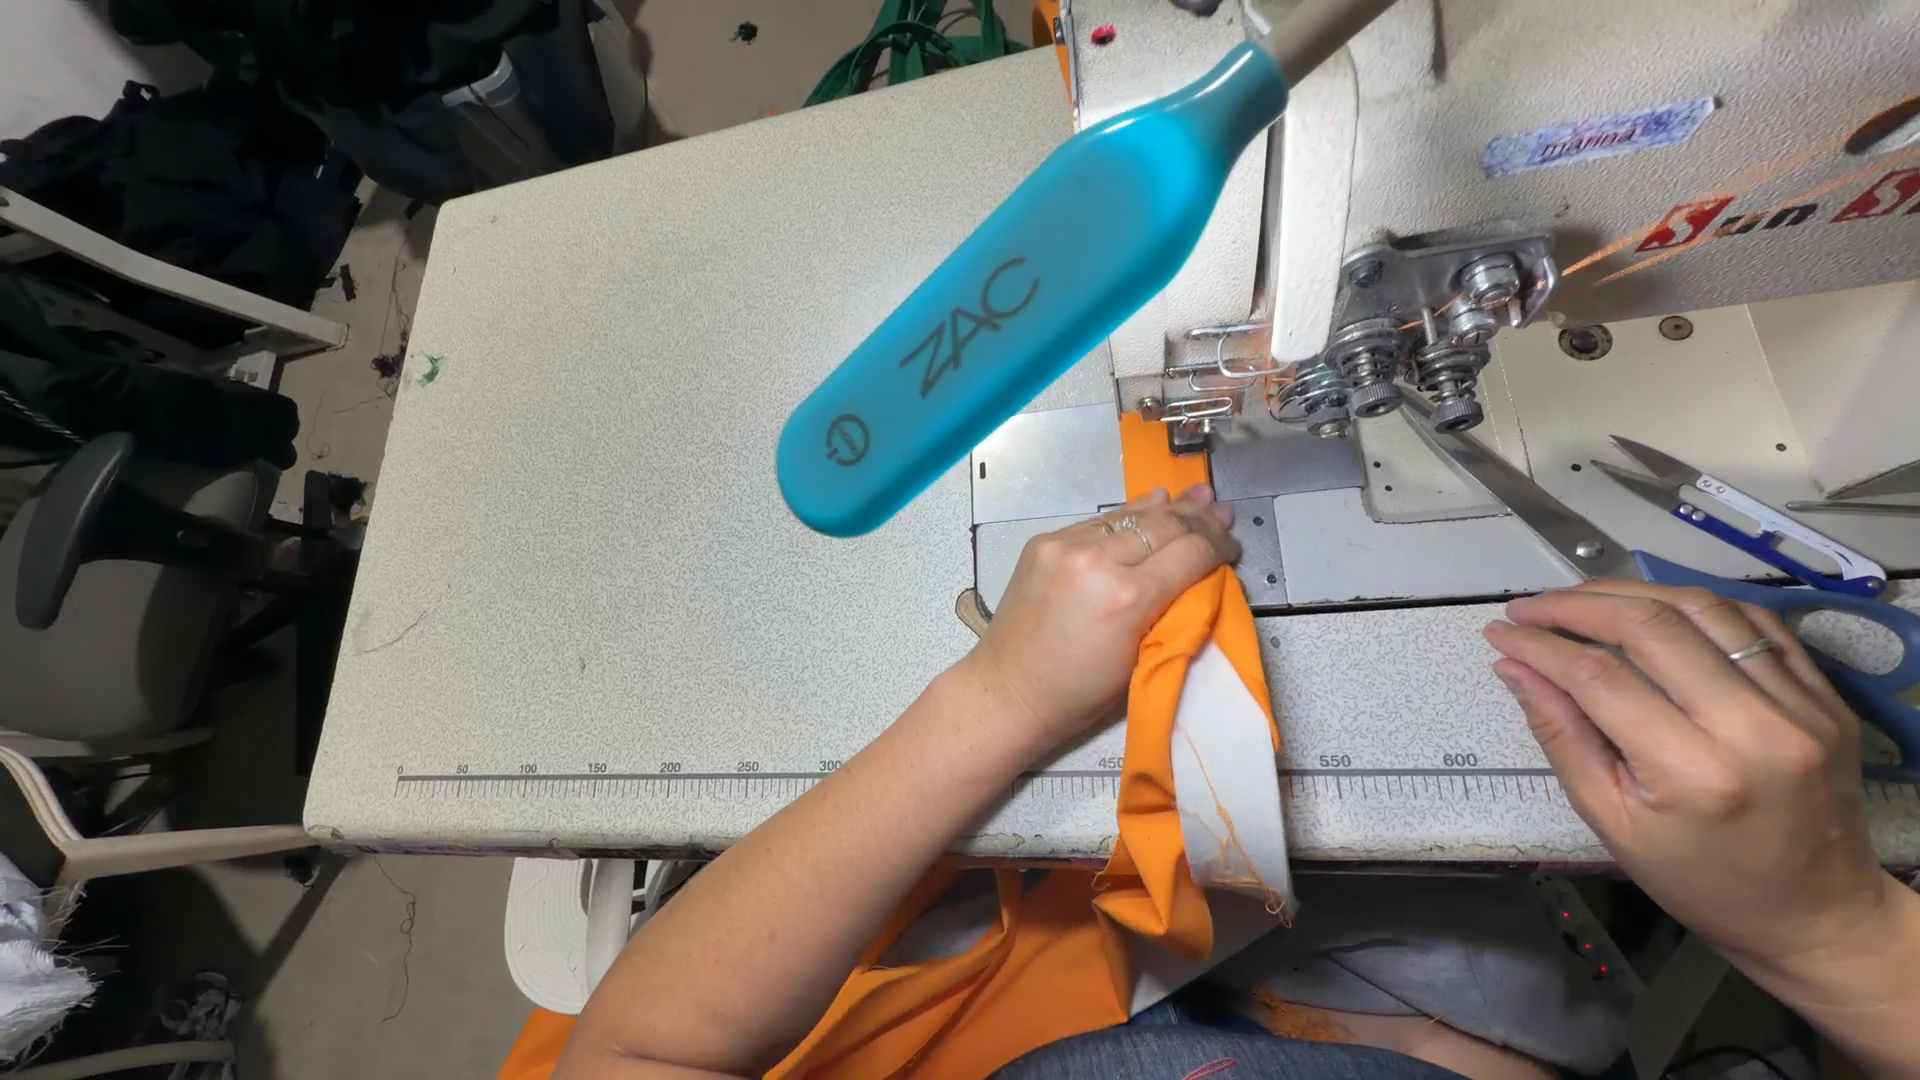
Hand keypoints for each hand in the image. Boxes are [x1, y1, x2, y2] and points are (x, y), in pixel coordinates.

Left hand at [961, 484, 1238, 756]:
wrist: (1009, 690)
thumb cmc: (1079, 692)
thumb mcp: (1143, 658)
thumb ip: (1173, 608)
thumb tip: (1202, 570)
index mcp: (1126, 598)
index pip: (1191, 552)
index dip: (1219, 546)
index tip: (1232, 548)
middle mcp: (1095, 560)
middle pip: (1165, 524)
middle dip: (1199, 520)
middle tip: (1222, 515)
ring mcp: (1065, 546)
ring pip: (1131, 515)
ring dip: (1168, 509)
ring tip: (1198, 497)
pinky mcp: (1045, 541)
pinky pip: (1099, 520)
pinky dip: (1129, 515)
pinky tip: (1152, 504)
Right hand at [1482, 581, 1896, 970]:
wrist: (1817, 912)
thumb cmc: (1698, 876)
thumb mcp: (1607, 815)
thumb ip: (1559, 732)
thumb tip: (1513, 666)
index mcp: (1696, 770)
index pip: (1598, 676)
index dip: (1537, 645)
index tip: (1498, 633)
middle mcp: (1759, 727)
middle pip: (1651, 627)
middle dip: (1573, 606)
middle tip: (1526, 609)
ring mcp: (1802, 706)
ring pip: (1703, 609)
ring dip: (1627, 593)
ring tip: (1575, 601)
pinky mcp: (1823, 697)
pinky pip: (1753, 623)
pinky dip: (1688, 604)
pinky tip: (1645, 610)